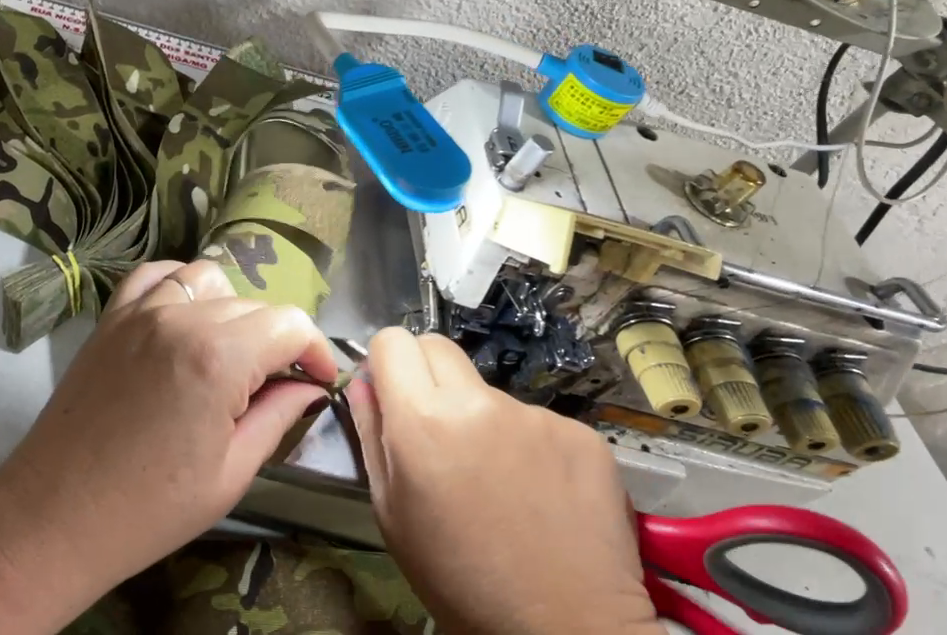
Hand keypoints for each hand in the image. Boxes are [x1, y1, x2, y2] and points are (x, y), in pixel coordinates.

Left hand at [0, 259, 335, 597]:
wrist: (56, 515)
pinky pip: (155, 276)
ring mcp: (140, 311)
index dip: (315, 350)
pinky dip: (180, 287)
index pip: (290, 324)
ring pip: (208, 280)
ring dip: (232, 309)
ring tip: (230, 355)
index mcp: (218, 357)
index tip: (319, 381)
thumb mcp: (231, 474)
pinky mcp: (111, 317)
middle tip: (276, 387)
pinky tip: (187, 319)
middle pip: (253, 305)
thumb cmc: (150, 510)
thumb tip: (310, 386)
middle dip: (277, 341)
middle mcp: (181, 318)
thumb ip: (278, 416)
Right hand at [347, 328, 658, 634]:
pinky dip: (530, 446)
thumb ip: (372, 435)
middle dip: (428, 375)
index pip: (393, 341)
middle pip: (439, 347)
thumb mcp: (391, 512)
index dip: (387, 363)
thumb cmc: (459, 580)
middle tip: (437, 428)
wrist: (566, 632)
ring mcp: (535, 414)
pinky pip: (538, 421)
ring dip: (482, 419)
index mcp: (422, 420)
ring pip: (489, 391)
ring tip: (497, 481)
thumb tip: (365, 383)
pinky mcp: (581, 434)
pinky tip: (539, 494)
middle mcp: (478, 401)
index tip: (393, 393)